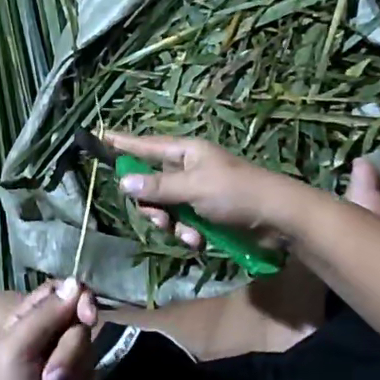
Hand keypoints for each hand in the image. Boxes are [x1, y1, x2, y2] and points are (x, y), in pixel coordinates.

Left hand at [0, 279, 99, 379]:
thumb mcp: (15, 350)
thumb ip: (45, 314)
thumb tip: (76, 281)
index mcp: (26, 320)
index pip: (62, 291)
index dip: (79, 298)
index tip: (87, 316)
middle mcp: (48, 337)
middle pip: (80, 326)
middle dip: (68, 357)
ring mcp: (65, 364)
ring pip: (90, 356)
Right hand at [101, 132, 314, 248]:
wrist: (279, 219)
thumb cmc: (237, 193)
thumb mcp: (194, 187)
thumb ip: (158, 186)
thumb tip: (123, 181)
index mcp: (185, 152)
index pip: (146, 145)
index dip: (123, 143)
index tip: (100, 138)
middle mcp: (187, 169)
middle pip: (149, 184)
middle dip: (152, 205)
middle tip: (159, 218)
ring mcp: (196, 192)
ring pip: (163, 208)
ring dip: (171, 224)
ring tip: (187, 234)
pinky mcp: (205, 214)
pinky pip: (181, 223)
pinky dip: (186, 233)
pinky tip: (198, 241)